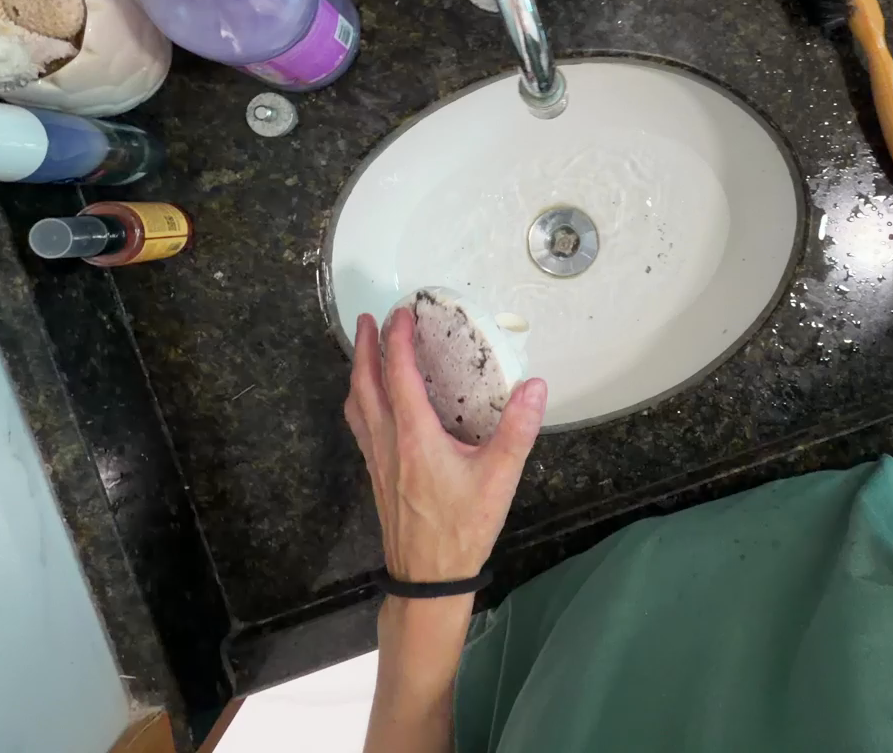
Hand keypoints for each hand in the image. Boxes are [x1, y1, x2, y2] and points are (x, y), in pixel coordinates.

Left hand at [345, 308, 546, 582]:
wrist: (428, 581)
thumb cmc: (463, 527)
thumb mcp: (499, 479)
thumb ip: (517, 430)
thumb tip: (536, 385)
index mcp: (414, 436)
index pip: (399, 376)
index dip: (398, 340)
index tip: (402, 311)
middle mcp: (388, 442)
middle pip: (365, 385)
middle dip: (365, 348)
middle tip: (369, 318)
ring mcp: (377, 460)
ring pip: (356, 406)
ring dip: (357, 372)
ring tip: (364, 350)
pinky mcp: (377, 476)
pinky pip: (360, 425)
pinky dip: (361, 400)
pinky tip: (373, 402)